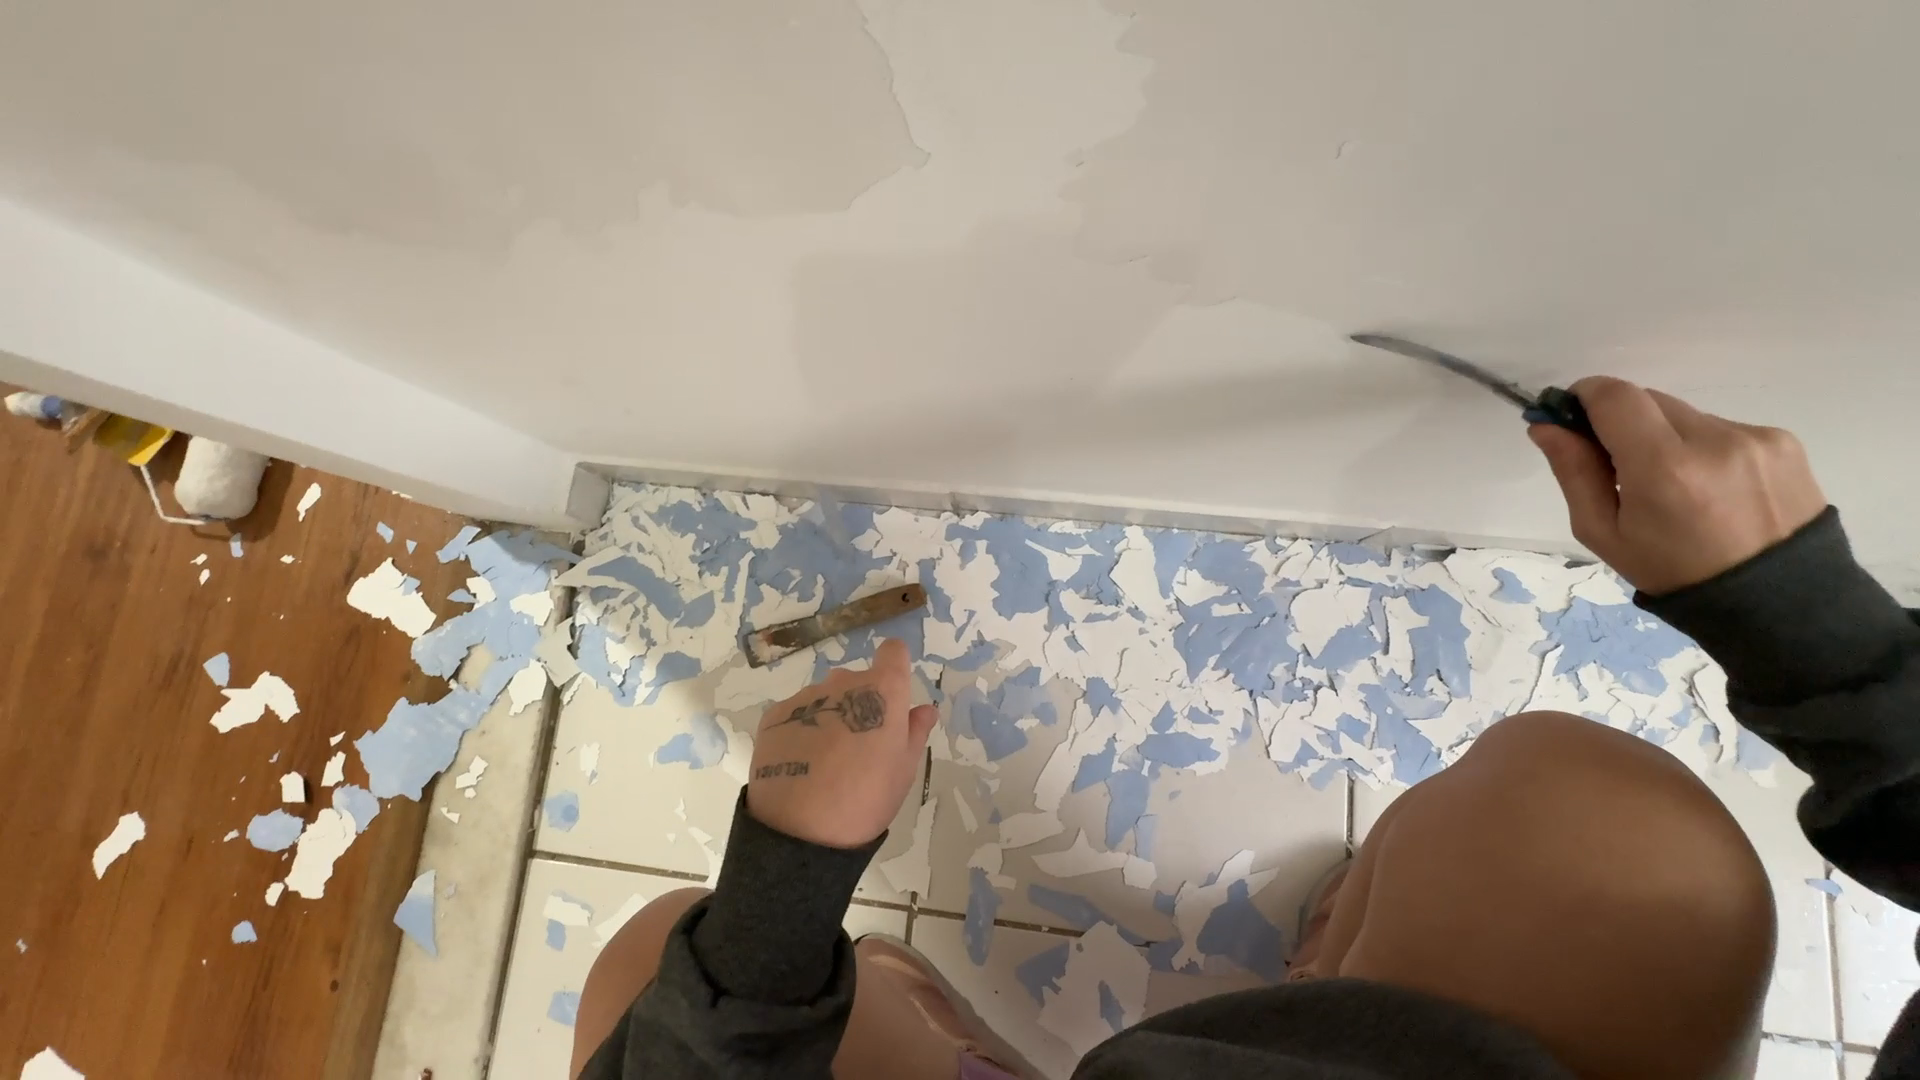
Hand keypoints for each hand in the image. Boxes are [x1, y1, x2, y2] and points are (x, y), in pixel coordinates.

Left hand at [746, 638, 938, 848]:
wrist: (801, 831)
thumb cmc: (867, 798)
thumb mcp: (904, 769)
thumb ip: (914, 731)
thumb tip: (924, 709)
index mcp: (882, 690)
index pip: (893, 651)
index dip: (895, 667)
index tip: (893, 694)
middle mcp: (842, 682)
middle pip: (857, 679)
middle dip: (861, 702)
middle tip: (861, 745)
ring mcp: (805, 697)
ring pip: (825, 698)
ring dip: (831, 716)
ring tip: (826, 761)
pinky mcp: (774, 715)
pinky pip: (797, 714)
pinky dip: (802, 730)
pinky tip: (800, 764)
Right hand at [1529, 376, 1826, 595]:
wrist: (1776, 596)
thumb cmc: (1670, 569)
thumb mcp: (1601, 531)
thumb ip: (1573, 471)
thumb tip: (1546, 426)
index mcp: (1663, 467)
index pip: (1615, 397)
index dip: (1584, 396)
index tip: (1568, 416)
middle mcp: (1714, 439)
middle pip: (1646, 399)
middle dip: (1618, 421)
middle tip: (1609, 461)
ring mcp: (1755, 436)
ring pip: (1681, 413)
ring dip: (1659, 434)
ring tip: (1666, 482)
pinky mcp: (1781, 439)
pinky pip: (1718, 426)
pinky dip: (1696, 445)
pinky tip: (1704, 484)